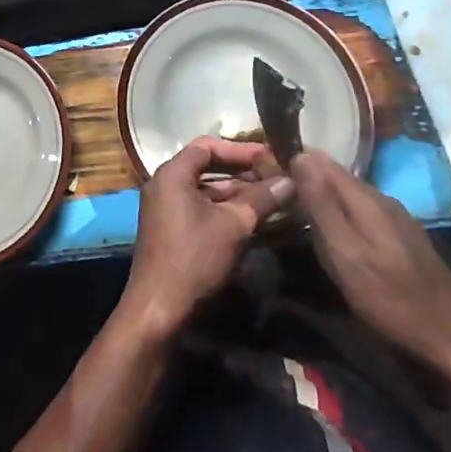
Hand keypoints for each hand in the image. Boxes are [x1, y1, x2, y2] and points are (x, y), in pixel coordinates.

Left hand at [121, 138, 297, 336]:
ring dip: (235, 190)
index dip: (240, 149)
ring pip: (204, 187)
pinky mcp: (169, 225)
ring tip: (271, 195)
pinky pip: (199, 204)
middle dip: (241, 170)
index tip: (269, 157)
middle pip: (205, 165)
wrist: (160, 304)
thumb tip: (290, 180)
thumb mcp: (234, 225)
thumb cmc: (195, 257)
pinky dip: (223, 206)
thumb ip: (262, 198)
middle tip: (275, 175)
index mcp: (172, 173)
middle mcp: (164, 183)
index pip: (207, 146)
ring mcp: (164, 205)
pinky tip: (252, 216)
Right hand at [288, 150, 450, 372]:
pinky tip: (328, 231)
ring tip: (291, 210)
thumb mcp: (344, 252)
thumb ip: (321, 204)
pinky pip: (359, 211)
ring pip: (346, 194)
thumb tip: (300, 156)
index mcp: (365, 198)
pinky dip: (337, 213)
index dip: (292, 160)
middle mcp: (381, 198)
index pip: (320, 161)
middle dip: (303, 178)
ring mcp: (394, 217)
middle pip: (334, 175)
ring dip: (320, 196)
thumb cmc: (390, 297)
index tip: (263, 170)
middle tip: (272, 194)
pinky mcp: (400, 236)